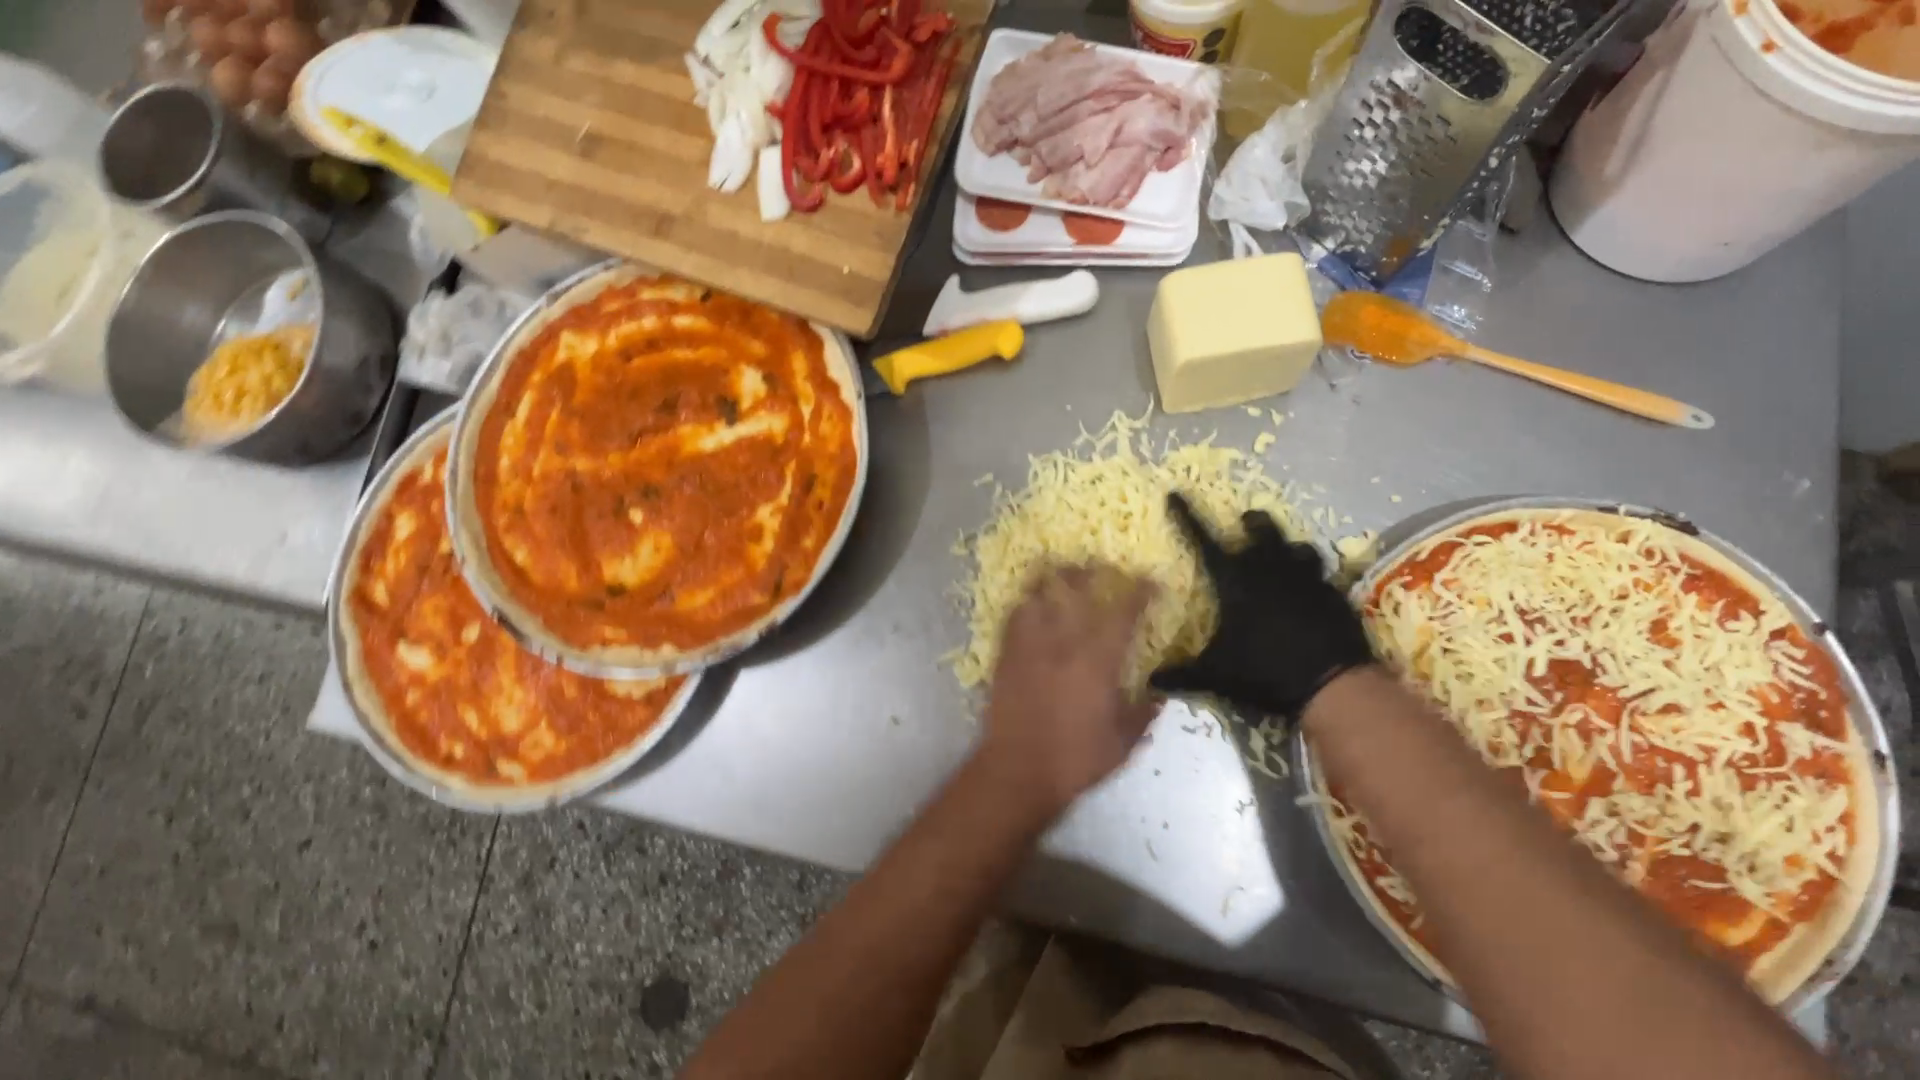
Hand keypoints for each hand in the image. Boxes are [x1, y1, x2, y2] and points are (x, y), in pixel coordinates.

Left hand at [976, 563, 1159, 817]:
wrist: (1017, 771)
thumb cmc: (1075, 760)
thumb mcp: (1122, 743)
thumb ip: (1142, 714)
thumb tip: (1158, 697)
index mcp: (1099, 660)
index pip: (1124, 612)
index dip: (1140, 591)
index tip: (1151, 582)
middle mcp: (1063, 642)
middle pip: (1077, 587)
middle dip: (1093, 570)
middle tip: (1104, 567)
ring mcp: (1029, 645)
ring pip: (1039, 593)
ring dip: (1054, 578)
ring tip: (1063, 572)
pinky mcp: (1004, 654)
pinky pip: (1014, 615)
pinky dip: (1026, 603)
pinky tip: (1032, 604)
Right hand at [1151, 493, 1372, 723]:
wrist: (1333, 684)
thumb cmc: (1265, 673)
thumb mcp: (1216, 676)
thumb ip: (1182, 675)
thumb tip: (1150, 682)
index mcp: (1235, 582)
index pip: (1203, 540)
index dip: (1186, 517)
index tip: (1174, 494)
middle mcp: (1270, 569)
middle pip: (1261, 528)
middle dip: (1251, 523)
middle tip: (1246, 525)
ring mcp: (1306, 577)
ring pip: (1297, 545)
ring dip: (1287, 547)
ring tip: (1283, 556)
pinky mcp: (1334, 592)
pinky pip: (1322, 572)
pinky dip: (1312, 576)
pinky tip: (1310, 589)